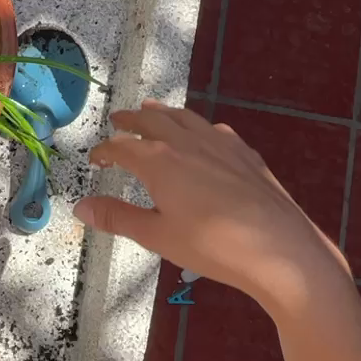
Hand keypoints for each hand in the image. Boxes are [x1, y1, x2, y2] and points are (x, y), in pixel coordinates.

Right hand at [74, 101, 348, 310]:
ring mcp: (219, 144)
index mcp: (158, 161)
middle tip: (117, 120)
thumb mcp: (157, 236)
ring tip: (150, 109)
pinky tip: (203, 134)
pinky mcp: (245, 154)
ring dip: (162, 113)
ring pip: (183, 117)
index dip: (103, 151)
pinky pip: (214, 129)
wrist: (280, 250)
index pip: (120, 148)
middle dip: (130, 120)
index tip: (95, 158)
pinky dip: (198, 126)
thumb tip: (80, 207)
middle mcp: (185, 143)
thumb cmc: (212, 246)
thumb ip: (117, 217)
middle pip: (151, 122)